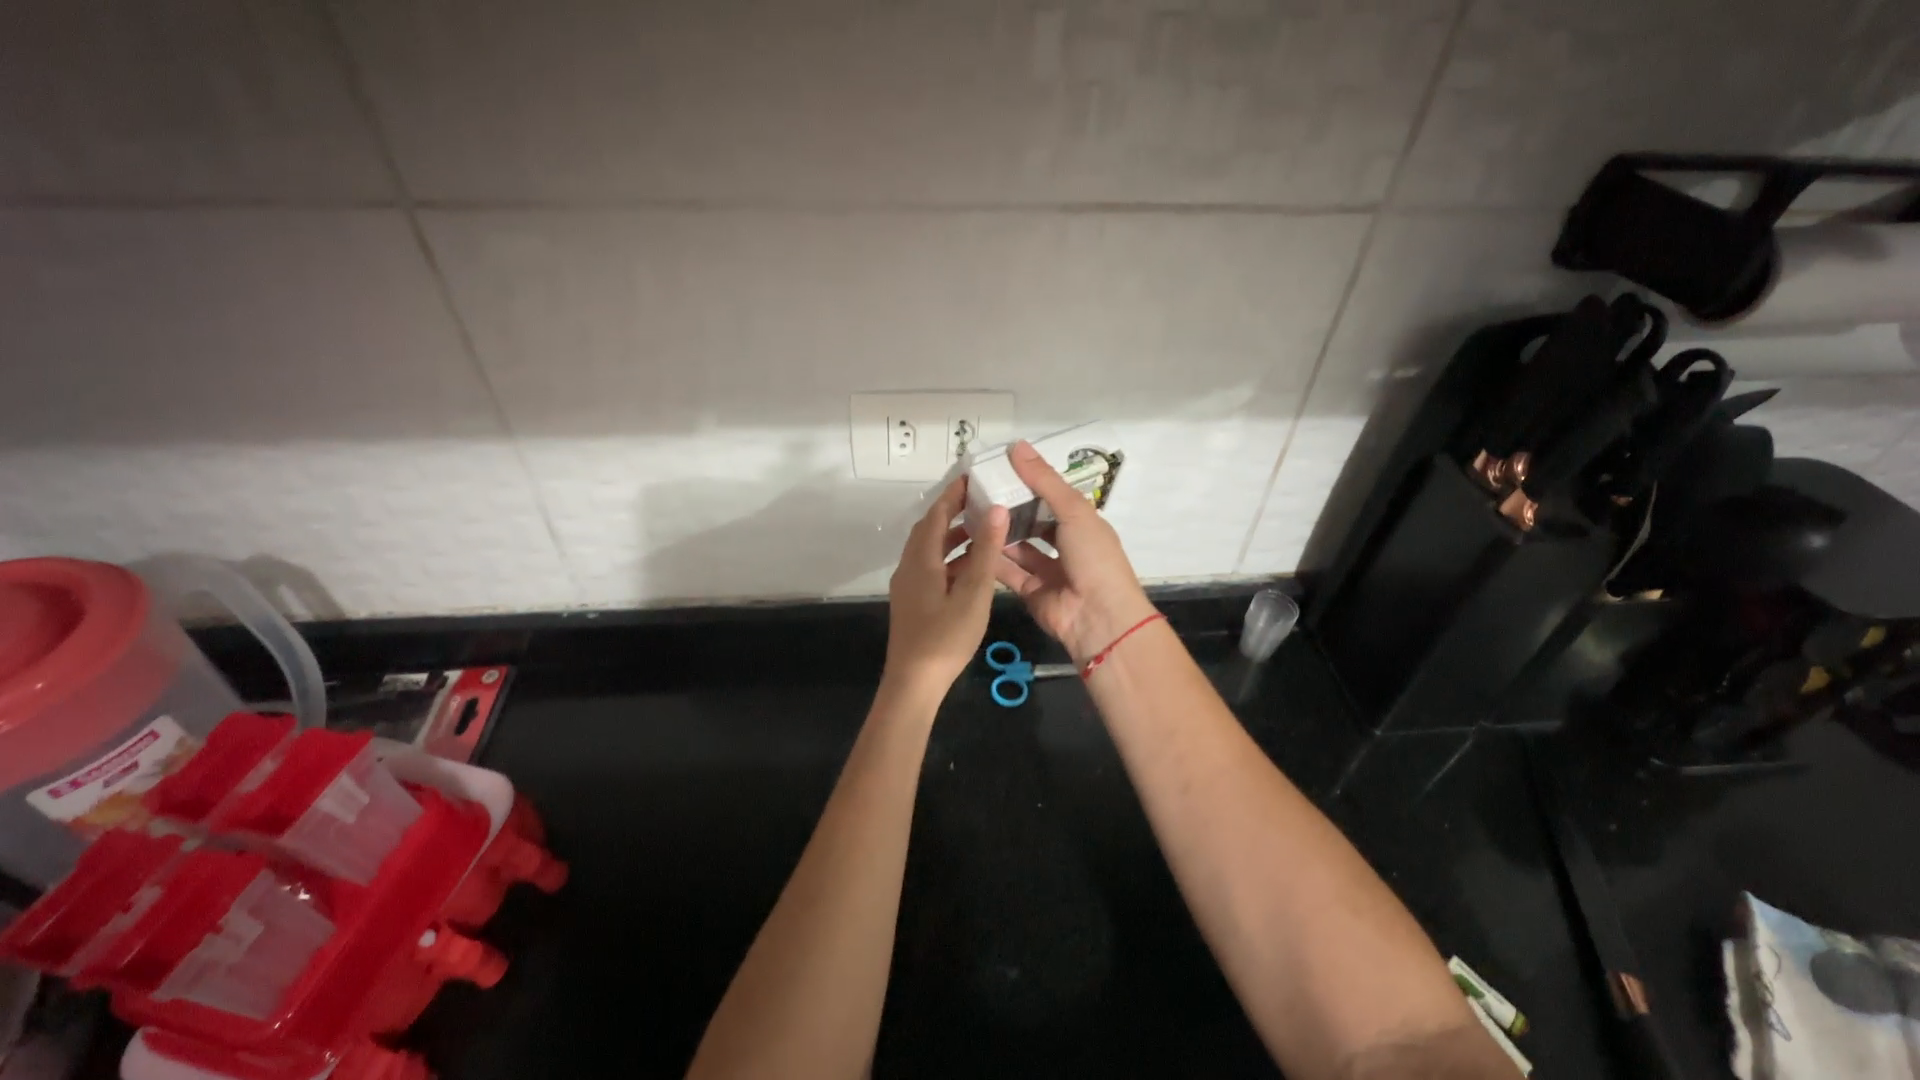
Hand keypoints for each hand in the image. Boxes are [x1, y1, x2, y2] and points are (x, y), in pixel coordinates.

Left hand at [884, 477, 1009, 694]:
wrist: (914, 683)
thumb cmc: (945, 637)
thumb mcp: (974, 593)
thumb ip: (985, 551)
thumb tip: (995, 509)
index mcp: (921, 560)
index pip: (936, 514)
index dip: (953, 495)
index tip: (972, 477)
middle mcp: (909, 567)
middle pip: (930, 530)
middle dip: (953, 512)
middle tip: (981, 499)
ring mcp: (909, 587)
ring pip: (931, 551)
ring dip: (954, 537)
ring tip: (984, 530)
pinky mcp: (913, 603)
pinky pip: (932, 568)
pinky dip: (951, 559)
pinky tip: (973, 568)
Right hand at [991, 441, 1157, 662]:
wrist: (1099, 618)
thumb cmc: (1094, 558)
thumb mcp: (1073, 511)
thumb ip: (1044, 481)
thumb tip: (1017, 446)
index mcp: (1083, 524)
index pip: (1053, 497)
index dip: (1029, 483)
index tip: (999, 469)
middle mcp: (1067, 546)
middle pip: (1034, 522)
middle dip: (1010, 509)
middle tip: (978, 491)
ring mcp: (1049, 570)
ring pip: (1019, 547)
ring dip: (1000, 533)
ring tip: (971, 513)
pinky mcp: (1031, 592)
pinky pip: (1009, 572)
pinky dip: (994, 559)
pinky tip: (972, 542)